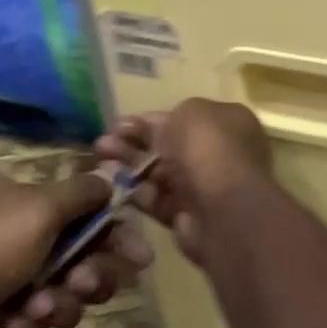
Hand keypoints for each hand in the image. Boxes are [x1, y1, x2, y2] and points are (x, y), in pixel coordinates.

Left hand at [0, 169, 154, 327]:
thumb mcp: (37, 209)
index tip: (140, 259)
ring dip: (57, 306)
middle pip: (79, 259)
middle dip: (88, 276)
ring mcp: (1, 282)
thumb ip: (81, 195)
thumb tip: (110, 176)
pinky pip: (29, 327)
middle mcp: (14, 238)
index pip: (86, 215)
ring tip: (37, 310)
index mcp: (22, 204)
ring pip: (59, 297)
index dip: (116, 236)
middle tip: (85, 286)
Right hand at [95, 98, 272, 266]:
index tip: (119, 123)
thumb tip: (161, 128)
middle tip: (102, 143)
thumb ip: (173, 116)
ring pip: (159, 173)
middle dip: (134, 142)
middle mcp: (217, 154)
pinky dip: (134, 191)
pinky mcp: (187, 215)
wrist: (223, 208)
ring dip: (128, 165)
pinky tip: (108, 183)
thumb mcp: (191, 112)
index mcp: (226, 124)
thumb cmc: (209, 148)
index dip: (149, 121)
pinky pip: (157, 200)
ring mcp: (203, 187)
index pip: (182, 118)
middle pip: (168, 146)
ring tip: (100, 160)